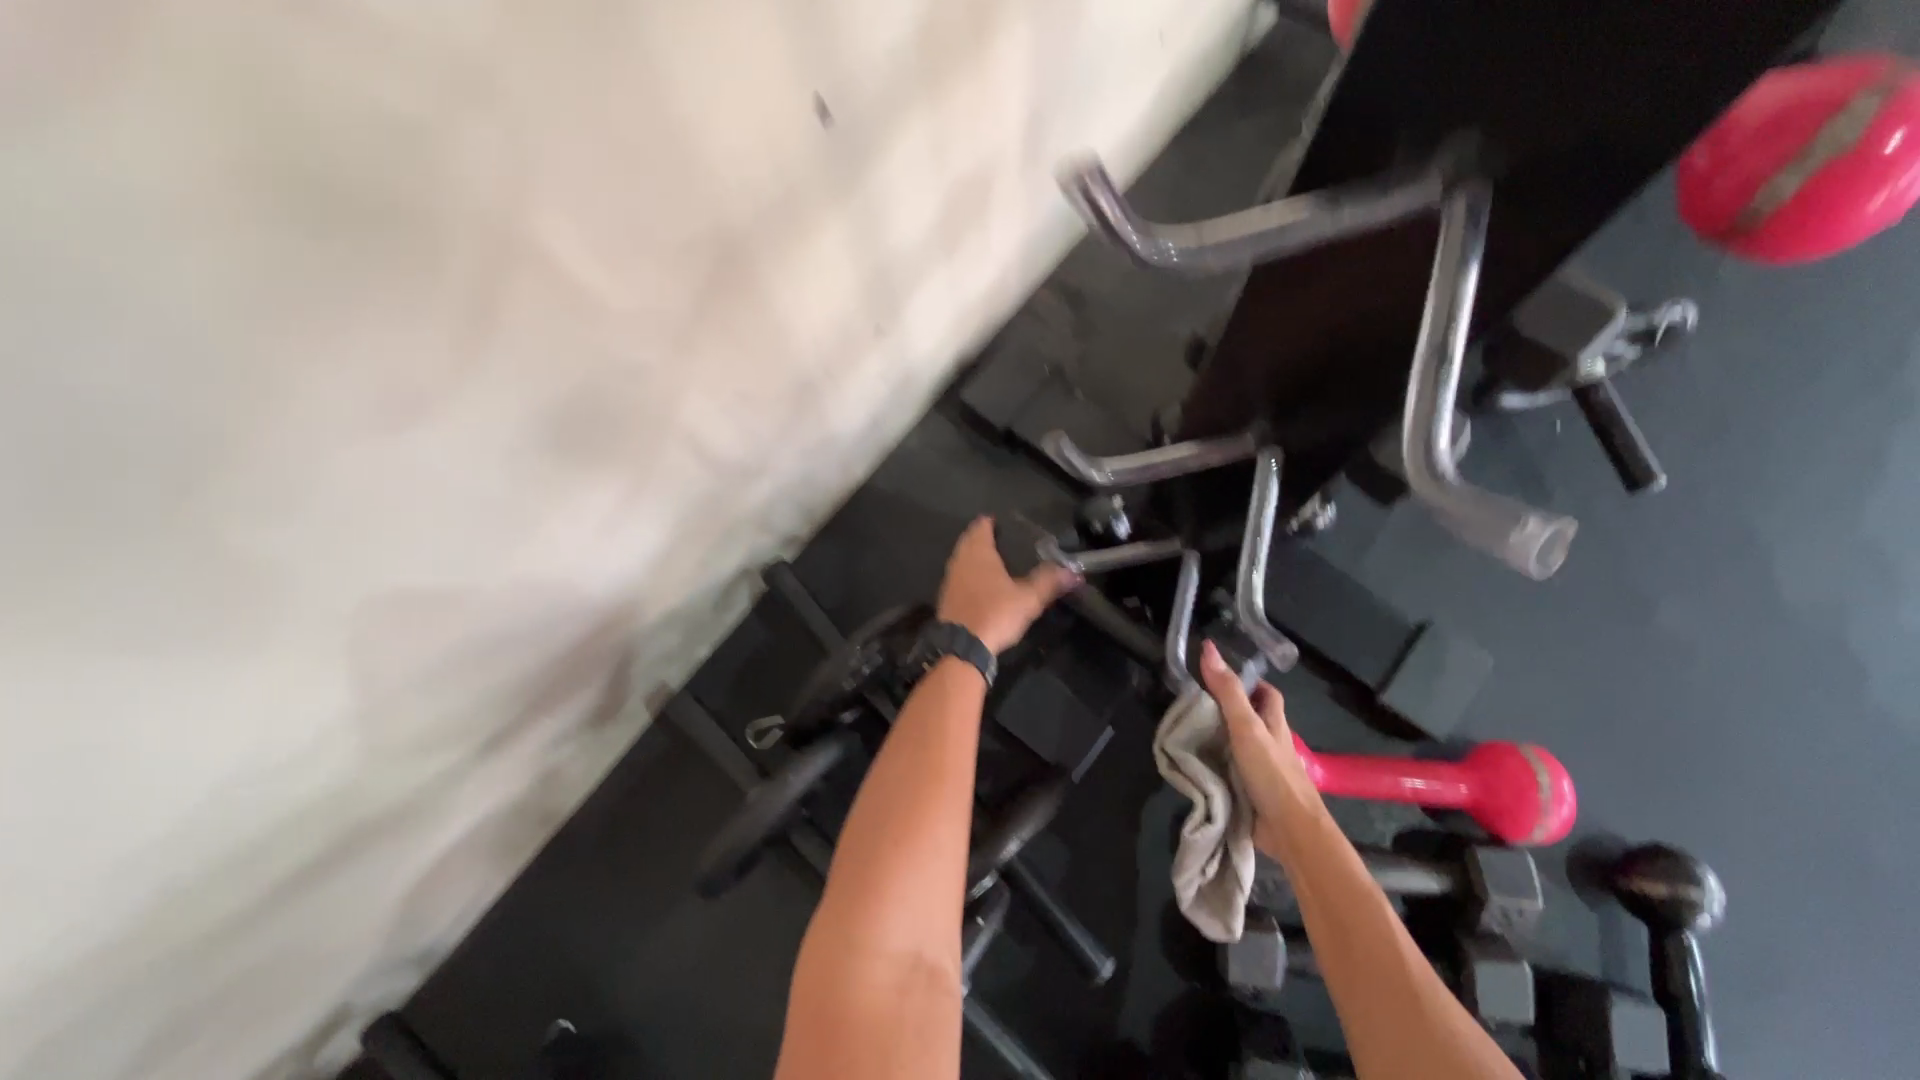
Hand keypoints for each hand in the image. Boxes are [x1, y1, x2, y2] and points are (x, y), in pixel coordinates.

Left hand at [936, 517, 1079, 653]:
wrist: (961, 647)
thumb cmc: (995, 613)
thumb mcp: (1029, 598)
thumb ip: (1050, 582)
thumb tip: (1075, 572)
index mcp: (979, 553)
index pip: (982, 526)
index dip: (990, 522)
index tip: (1001, 521)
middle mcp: (960, 561)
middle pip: (969, 541)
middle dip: (981, 537)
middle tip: (998, 538)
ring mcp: (950, 579)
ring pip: (961, 559)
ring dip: (973, 557)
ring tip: (992, 560)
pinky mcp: (946, 598)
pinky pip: (958, 578)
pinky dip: (969, 575)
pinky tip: (980, 585)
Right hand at [1199, 640, 1321, 856]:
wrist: (1288, 830)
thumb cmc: (1272, 773)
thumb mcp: (1247, 726)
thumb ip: (1227, 692)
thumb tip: (1208, 648)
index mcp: (1274, 724)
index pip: (1267, 695)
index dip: (1249, 682)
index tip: (1220, 677)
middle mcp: (1268, 744)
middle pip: (1248, 720)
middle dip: (1223, 712)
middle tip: (1189, 705)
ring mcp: (1258, 770)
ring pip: (1235, 746)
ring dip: (1213, 741)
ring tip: (1181, 731)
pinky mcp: (1247, 792)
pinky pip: (1226, 772)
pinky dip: (1210, 767)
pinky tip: (1189, 765)